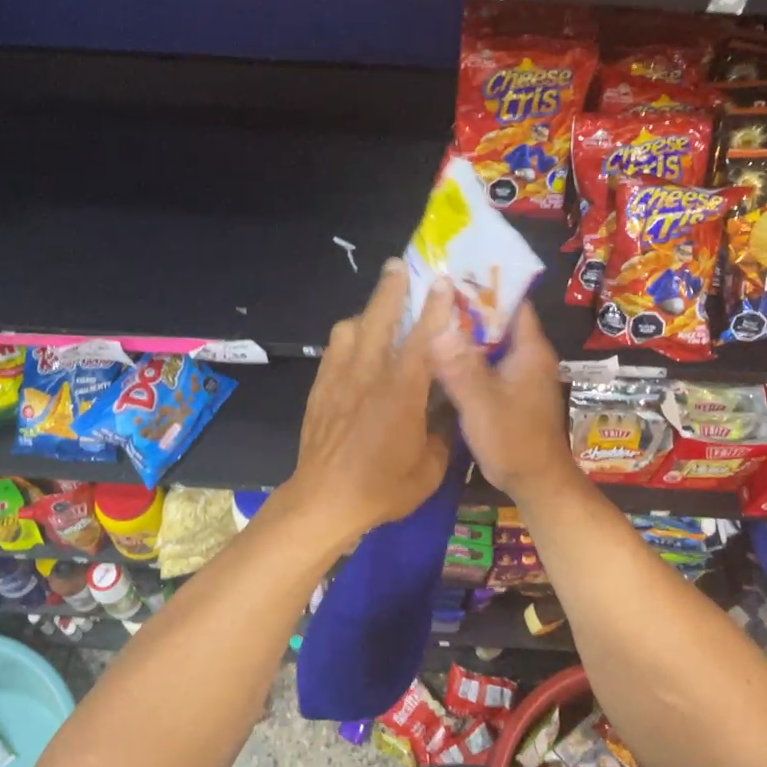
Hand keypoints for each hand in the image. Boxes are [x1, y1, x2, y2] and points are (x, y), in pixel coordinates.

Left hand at [283, 259, 454, 536]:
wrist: (324, 501)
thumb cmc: (382, 487)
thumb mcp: (429, 468)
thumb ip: (441, 433)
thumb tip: (447, 413)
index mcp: (401, 390)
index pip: (422, 337)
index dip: (434, 307)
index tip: (441, 281)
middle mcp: (368, 373)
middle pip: (378, 318)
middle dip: (390, 289)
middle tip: (398, 266)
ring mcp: (339, 379)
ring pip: (349, 329)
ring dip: (365, 314)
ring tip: (376, 311)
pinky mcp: (319, 389)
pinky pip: (333, 350)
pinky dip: (346, 339)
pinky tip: (354, 345)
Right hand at [430, 304, 582, 503]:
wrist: (536, 485)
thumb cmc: (514, 441)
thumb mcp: (481, 402)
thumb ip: (459, 365)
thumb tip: (436, 324)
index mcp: (530, 350)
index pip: (511, 301)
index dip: (484, 285)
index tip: (452, 273)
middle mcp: (528, 357)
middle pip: (497, 321)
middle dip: (466, 309)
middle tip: (429, 295)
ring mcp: (520, 376)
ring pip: (489, 344)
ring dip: (464, 335)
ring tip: (427, 320)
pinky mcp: (510, 394)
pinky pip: (486, 365)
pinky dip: (465, 358)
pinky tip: (438, 358)